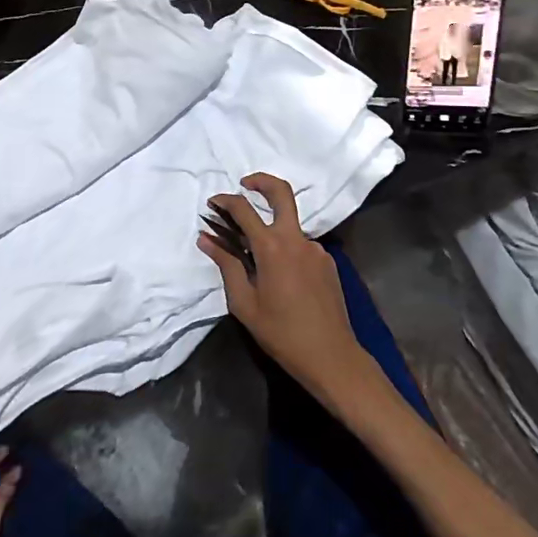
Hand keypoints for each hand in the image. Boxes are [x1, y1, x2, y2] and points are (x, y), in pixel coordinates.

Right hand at [199, 173, 382, 406]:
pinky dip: (287, 250)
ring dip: (272, 229)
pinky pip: (301, 246)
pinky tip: (281, 279)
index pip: (244, 209)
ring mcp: (316, 248)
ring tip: (257, 259)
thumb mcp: (244, 303)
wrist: (331, 355)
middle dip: (261, 181)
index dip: (224, 201)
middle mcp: (296, 238)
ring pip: (290, 226)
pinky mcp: (327, 261)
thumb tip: (206, 238)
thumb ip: (226, 265)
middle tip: (244, 184)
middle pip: (281, 192)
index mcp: (272, 247)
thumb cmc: (281, 332)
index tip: (212, 203)